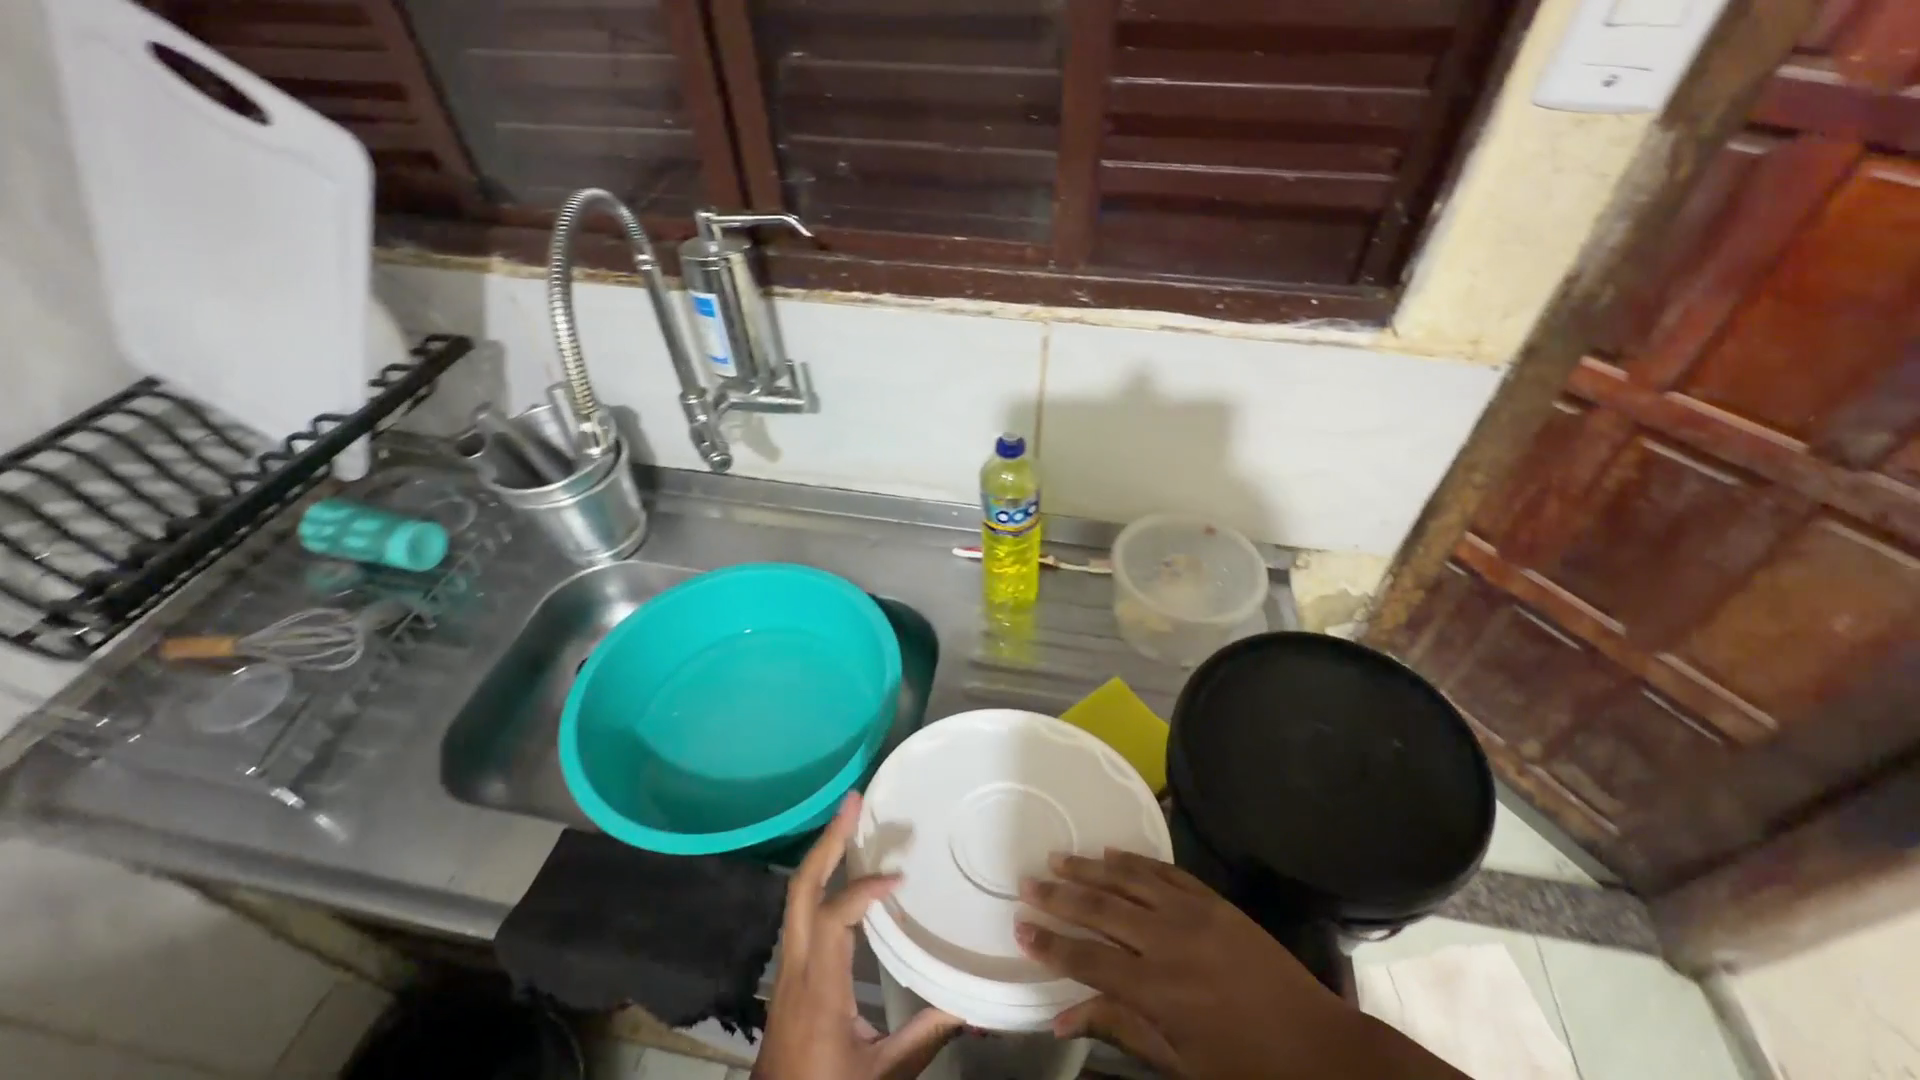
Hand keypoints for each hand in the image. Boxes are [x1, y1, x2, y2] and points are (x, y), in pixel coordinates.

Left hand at [754, 793, 960, 1079]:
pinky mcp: (791, 974)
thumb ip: (926, 1036)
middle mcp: (796, 966)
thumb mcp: (883, 1073)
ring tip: (849, 822)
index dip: (862, 890)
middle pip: (800, 889)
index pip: (832, 919)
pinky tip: (844, 874)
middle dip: (827, 842)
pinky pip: (802, 914)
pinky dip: (822, 882)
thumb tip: (972, 1005)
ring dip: (822, 856)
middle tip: (853, 802)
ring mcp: (789, 967)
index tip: (898, 878)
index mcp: (818, 987)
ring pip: (796, 897)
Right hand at [1016, 850, 1467, 1079]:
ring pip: (1129, 881)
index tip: (1019, 927)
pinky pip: (1166, 872)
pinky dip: (1135, 861)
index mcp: (1156, 990)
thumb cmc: (1241, 1064)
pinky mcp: (1215, 902)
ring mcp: (1194, 915)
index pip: (1086, 959)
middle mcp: (1167, 942)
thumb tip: (1059, 1019)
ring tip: (1058, 857)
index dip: (1050, 943)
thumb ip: (1118, 1026)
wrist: (1317, 1044)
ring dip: (1090, 868)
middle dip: (1059, 896)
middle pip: (1100, 910)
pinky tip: (1112, 853)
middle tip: (1026, 882)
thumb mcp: (1176, 1058)